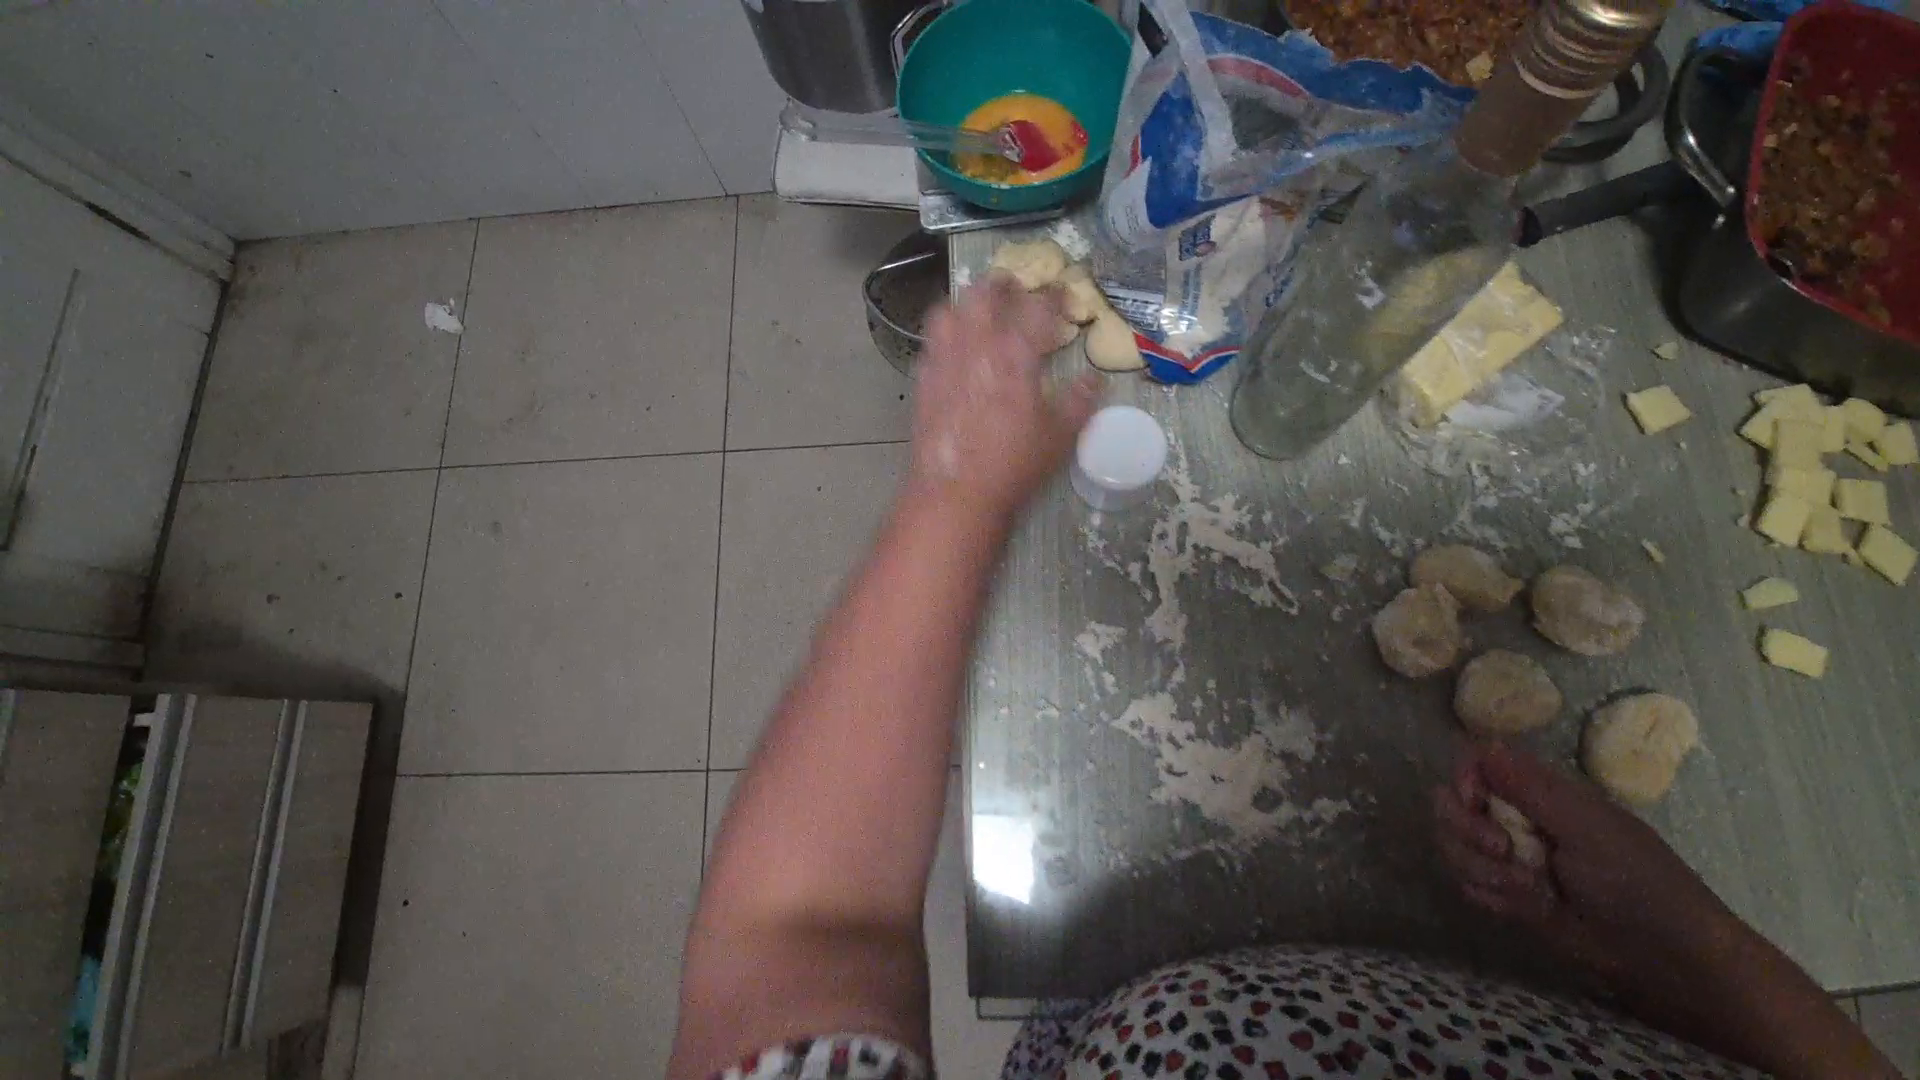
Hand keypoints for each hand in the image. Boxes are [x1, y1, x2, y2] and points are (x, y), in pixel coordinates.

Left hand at [908, 275, 1100, 520]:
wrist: (955, 492)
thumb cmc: (1013, 465)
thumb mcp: (1059, 436)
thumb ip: (1079, 402)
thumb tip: (1093, 380)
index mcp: (1015, 355)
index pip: (1038, 308)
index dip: (1054, 294)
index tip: (1063, 290)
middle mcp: (976, 348)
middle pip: (984, 295)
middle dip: (1002, 285)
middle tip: (1014, 288)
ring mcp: (943, 362)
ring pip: (949, 311)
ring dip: (966, 304)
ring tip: (979, 311)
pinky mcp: (923, 381)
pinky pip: (931, 344)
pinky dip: (945, 336)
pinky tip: (954, 350)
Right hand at [1432, 742, 1737, 992]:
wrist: (1664, 958)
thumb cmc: (1637, 881)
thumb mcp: (1587, 828)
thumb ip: (1531, 788)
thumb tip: (1485, 743)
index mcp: (1537, 792)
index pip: (1475, 765)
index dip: (1463, 778)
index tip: (1472, 801)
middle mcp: (1513, 819)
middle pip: (1450, 805)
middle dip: (1467, 829)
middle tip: (1502, 851)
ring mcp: (1506, 858)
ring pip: (1453, 846)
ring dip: (1483, 869)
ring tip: (1528, 890)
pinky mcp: (1504, 894)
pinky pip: (1466, 885)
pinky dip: (1492, 897)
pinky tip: (1525, 908)